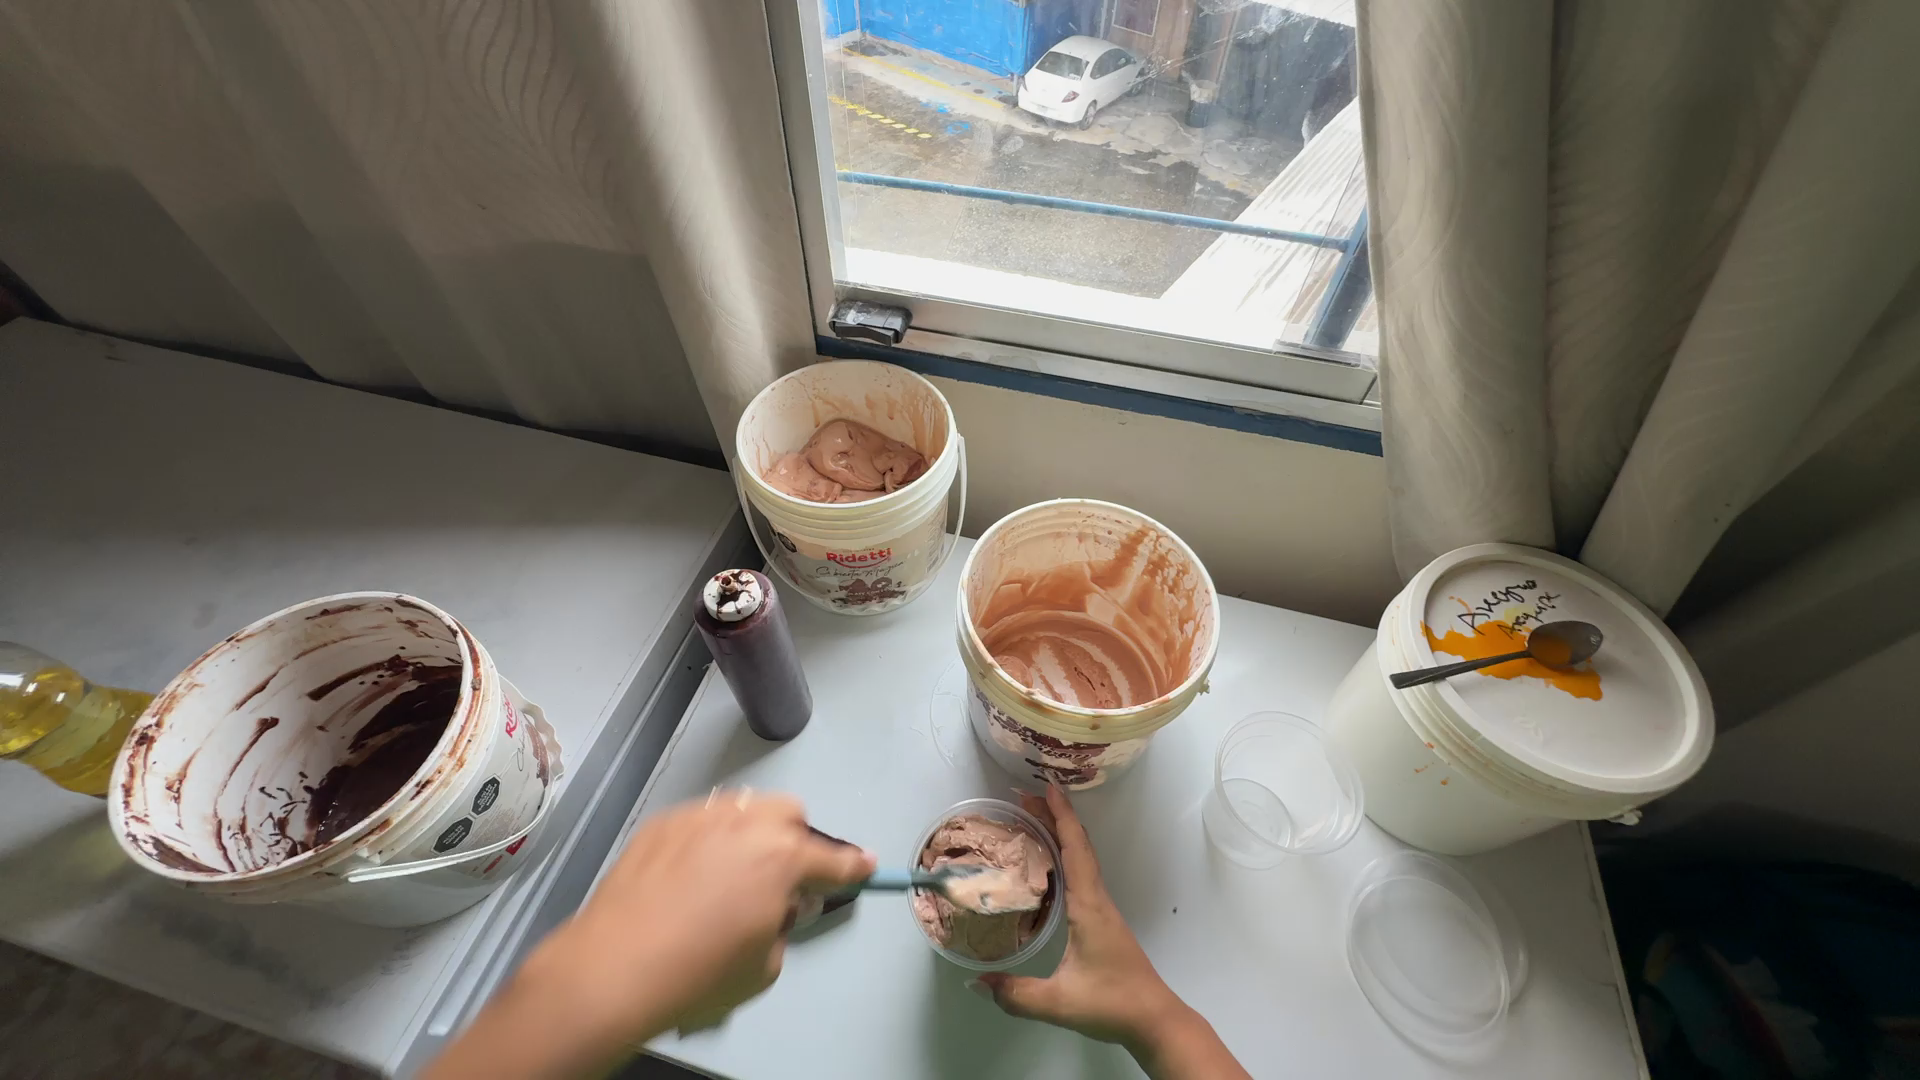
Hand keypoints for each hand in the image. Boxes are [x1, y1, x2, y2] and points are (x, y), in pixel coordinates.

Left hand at [424, 790, 873, 1079]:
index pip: (833, 861)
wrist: (613, 968)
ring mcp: (703, 815)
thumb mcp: (763, 966)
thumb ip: (782, 926)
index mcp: (783, 858)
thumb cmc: (699, 973)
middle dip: (795, 839)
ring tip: (730, 869)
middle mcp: (749, 823)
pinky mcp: (665, 821)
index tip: (867, 864)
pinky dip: (708, 838)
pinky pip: (702, 819)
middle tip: (780, 876)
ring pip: (745, 806)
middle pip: (790, 813)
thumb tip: (774, 909)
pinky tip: (687, 873)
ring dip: (752, 831)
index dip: (854, 867)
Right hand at [973, 785, 1183, 1045]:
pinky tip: (1049, 861)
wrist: (1153, 1020)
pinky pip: (1081, 870)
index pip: (1074, 847)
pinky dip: (1065, 852)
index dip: (1060, 815)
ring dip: (1060, 831)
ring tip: (1033, 818)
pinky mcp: (1101, 917)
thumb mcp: (1059, 1001)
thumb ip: (1016, 993)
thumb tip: (975, 982)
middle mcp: (1096, 896)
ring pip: (1081, 855)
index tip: (1046, 786)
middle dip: (1053, 815)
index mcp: (1088, 903)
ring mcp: (1101, 906)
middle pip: (1077, 843)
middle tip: (1024, 797)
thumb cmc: (1111, 1003)